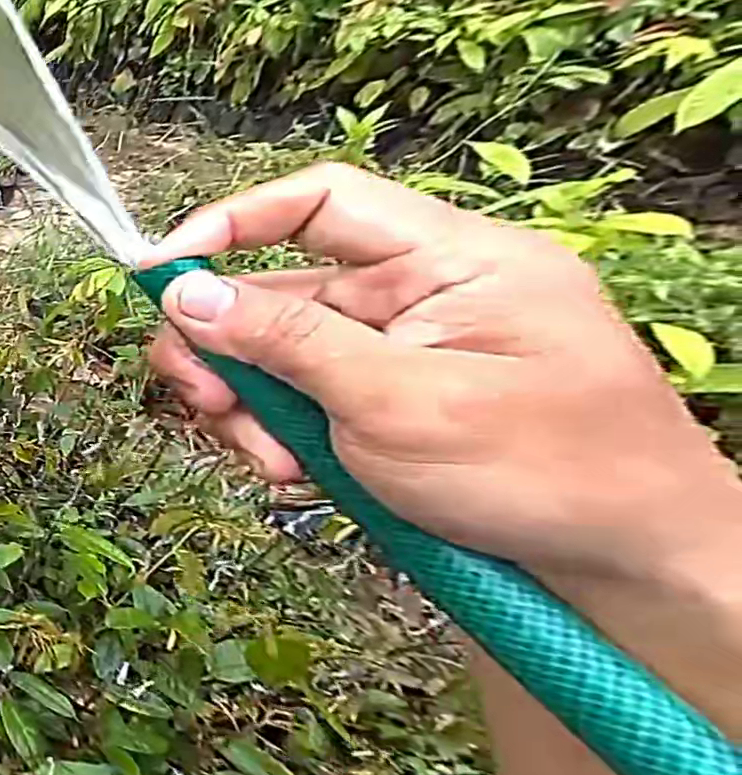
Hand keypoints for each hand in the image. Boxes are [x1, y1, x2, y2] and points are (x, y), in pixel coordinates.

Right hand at [140, 163, 741, 730]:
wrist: (615, 572)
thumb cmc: (547, 477)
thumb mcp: (402, 402)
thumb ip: (287, 340)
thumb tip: (184, 293)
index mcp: (445, 262)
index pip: (318, 202)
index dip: (229, 222)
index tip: (160, 270)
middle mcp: (399, 294)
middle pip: (263, 288)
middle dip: (217, 346)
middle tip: (205, 400)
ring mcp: (370, 347)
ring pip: (254, 350)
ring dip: (237, 402)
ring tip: (265, 456)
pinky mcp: (351, 393)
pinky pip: (272, 392)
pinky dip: (259, 428)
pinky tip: (286, 466)